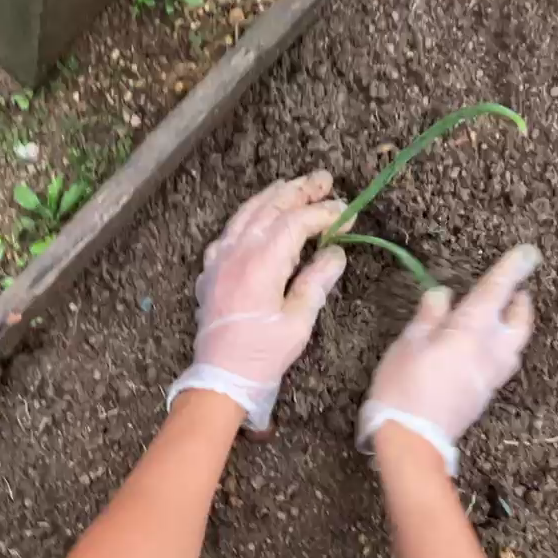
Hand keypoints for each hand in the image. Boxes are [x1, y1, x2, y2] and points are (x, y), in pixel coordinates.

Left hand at [165, 171, 350, 430]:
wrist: (221, 377)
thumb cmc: (262, 355)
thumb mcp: (298, 322)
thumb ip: (316, 281)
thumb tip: (334, 251)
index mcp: (262, 263)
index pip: (296, 222)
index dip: (324, 213)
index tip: (347, 213)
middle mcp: (237, 253)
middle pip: (270, 208)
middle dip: (299, 191)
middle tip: (324, 180)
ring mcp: (219, 261)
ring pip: (245, 215)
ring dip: (271, 198)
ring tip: (292, 187)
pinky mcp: (210, 274)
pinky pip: (227, 235)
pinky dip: (245, 220)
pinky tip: (255, 221)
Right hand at [360, 244, 539, 474]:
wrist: (412, 440)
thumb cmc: (402, 388)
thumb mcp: (406, 344)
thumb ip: (428, 317)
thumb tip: (443, 296)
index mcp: (471, 330)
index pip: (497, 291)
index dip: (513, 269)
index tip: (528, 252)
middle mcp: (492, 351)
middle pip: (520, 319)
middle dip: (519, 300)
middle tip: (512, 290)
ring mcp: (492, 375)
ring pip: (515, 343)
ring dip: (512, 325)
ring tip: (498, 317)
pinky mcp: (485, 395)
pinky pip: (503, 362)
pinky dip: (499, 347)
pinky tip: (481, 349)